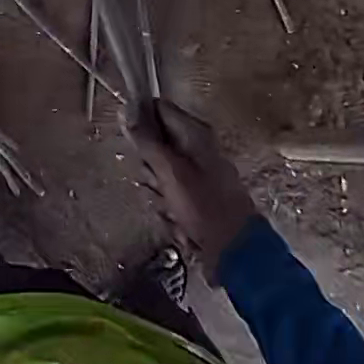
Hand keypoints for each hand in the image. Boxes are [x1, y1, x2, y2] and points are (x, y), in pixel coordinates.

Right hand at [121, 99, 257, 280]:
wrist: (239, 255)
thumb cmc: (204, 207)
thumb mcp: (169, 171)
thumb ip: (145, 140)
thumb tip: (124, 110)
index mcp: (195, 133)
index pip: (157, 108)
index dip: (139, 120)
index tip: (132, 140)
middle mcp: (196, 147)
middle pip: (154, 140)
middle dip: (148, 163)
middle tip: (157, 180)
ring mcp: (196, 171)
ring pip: (157, 168)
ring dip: (156, 187)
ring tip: (170, 204)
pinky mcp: (195, 194)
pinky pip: (167, 189)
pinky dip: (168, 203)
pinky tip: (177, 218)